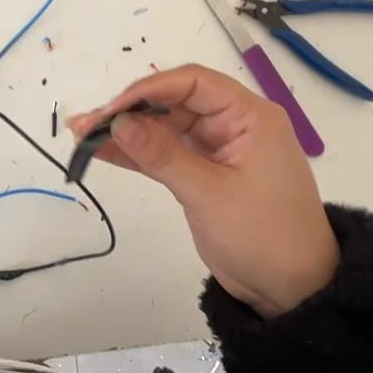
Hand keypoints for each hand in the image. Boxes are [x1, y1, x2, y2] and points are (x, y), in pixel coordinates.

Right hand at [67, 64, 336, 317]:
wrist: (292, 288)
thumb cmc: (264, 235)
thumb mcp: (210, 194)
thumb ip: (162, 156)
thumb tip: (118, 122)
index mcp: (249, 117)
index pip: (193, 84)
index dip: (149, 89)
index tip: (111, 109)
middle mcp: (231, 125)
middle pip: (172, 103)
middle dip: (128, 110)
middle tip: (85, 125)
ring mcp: (214, 150)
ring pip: (162, 129)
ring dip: (124, 131)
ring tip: (80, 134)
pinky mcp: (200, 175)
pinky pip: (161, 154)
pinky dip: (133, 154)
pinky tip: (100, 151)